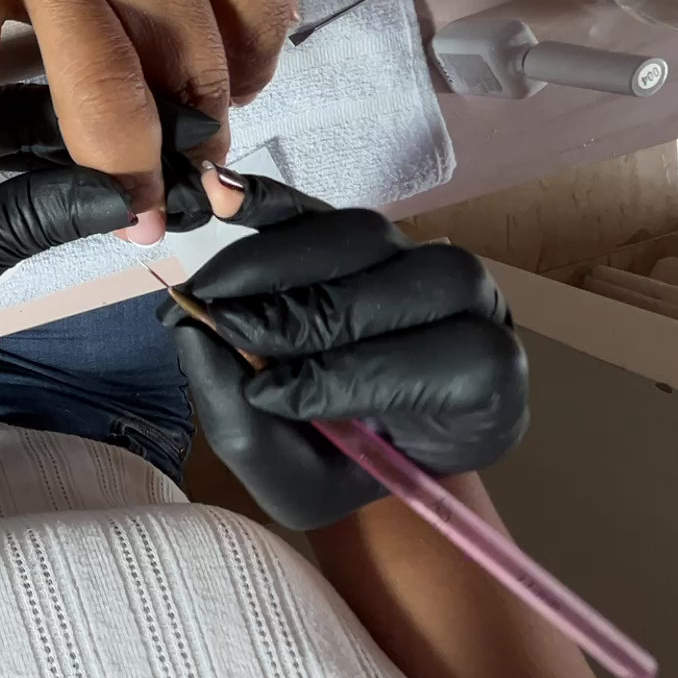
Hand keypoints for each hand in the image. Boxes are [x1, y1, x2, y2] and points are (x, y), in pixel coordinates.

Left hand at [0, 85, 219, 441]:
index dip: (104, 129)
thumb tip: (133, 192)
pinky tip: (108, 182)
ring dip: (86, 157)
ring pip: (20, 140)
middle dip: (105, 136)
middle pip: (24, 117)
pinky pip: (2, 166)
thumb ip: (37, 217)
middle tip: (193, 143)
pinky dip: (51, 179)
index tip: (184, 135)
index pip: (20, 113)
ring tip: (169, 165)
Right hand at [162, 172, 528, 528]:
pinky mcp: (349, 234)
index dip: (355, 375)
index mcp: (484, 390)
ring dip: (275, 261)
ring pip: (360, 234)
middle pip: (408, 282)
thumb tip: (193, 332)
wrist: (345, 436)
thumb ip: (244, 423)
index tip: (267, 396)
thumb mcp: (295, 482)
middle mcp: (467, 310)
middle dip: (303, 310)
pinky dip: (263, 200)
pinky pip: (312, 206)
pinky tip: (220, 195)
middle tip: (223, 328)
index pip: (457, 363)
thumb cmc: (334, 464)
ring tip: (212, 294)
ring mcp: (409, 258)